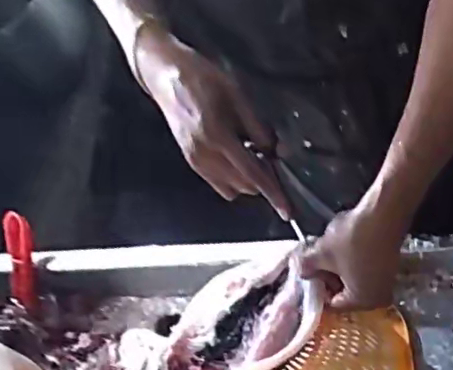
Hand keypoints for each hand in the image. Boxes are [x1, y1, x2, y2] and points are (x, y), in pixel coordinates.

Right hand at [131, 25, 289, 214]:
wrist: (164, 75)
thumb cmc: (203, 79)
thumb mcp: (237, 96)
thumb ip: (258, 128)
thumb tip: (276, 153)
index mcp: (218, 136)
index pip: (253, 174)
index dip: (274, 193)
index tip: (287, 211)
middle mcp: (207, 155)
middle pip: (247, 186)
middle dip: (262, 179)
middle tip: (266, 157)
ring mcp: (198, 163)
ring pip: (236, 189)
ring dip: (249, 180)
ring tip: (248, 155)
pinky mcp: (194, 165)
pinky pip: (223, 186)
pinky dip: (235, 180)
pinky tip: (235, 160)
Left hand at [298, 195, 409, 309]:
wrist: (384, 213)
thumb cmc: (353, 240)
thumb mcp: (323, 253)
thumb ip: (306, 266)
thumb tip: (299, 271)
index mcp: (361, 303)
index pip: (332, 303)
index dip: (317, 288)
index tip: (309, 271)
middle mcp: (377, 300)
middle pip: (344, 293)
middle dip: (328, 277)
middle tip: (317, 259)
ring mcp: (386, 285)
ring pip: (354, 281)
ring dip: (339, 268)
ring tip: (329, 250)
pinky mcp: (390, 269)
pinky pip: (365, 273)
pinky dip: (353, 264)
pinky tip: (344, 247)